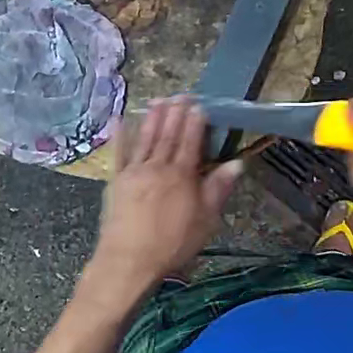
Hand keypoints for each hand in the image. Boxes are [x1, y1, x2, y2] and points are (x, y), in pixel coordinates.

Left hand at [86, 97, 243, 302]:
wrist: (130, 258)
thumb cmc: (172, 244)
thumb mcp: (205, 221)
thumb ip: (218, 189)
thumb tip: (236, 163)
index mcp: (181, 176)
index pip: (190, 142)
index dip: (195, 122)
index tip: (198, 104)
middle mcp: (157, 167)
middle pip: (167, 135)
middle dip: (174, 113)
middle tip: (179, 94)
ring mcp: (134, 171)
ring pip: (145, 138)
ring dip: (152, 117)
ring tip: (157, 100)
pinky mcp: (116, 180)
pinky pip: (119, 152)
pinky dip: (121, 135)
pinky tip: (121, 120)